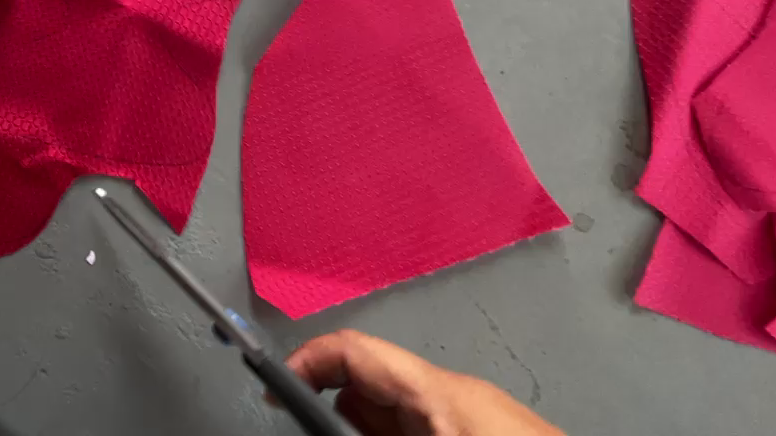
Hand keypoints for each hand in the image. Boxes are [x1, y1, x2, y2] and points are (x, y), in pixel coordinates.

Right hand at [283, 331, 563, 435]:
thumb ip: (369, 433)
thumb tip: (323, 422)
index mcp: (441, 393)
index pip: (353, 349)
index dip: (305, 360)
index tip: (274, 390)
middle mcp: (460, 394)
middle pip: (374, 380)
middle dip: (338, 407)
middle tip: (317, 433)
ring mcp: (484, 415)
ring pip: (402, 408)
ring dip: (372, 427)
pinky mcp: (501, 433)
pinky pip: (432, 426)